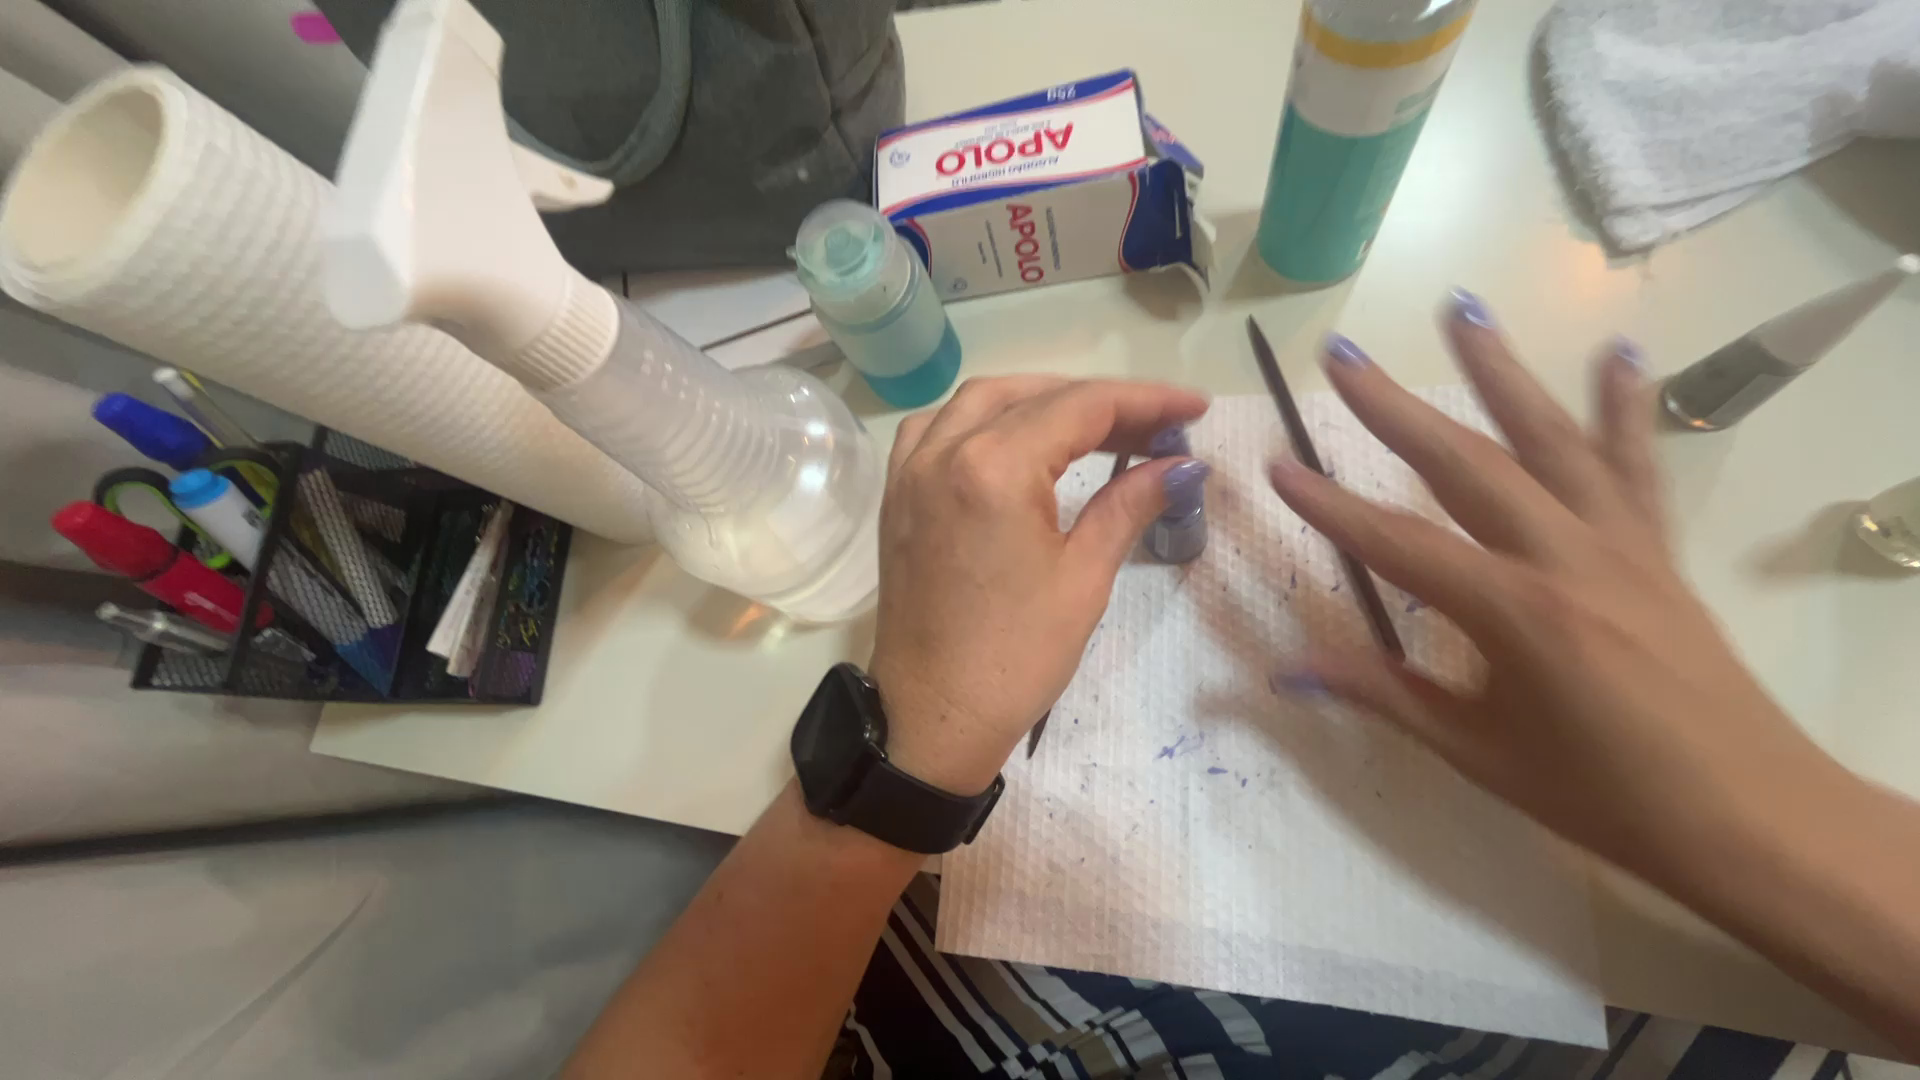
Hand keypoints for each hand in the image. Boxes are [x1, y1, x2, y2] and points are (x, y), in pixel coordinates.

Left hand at [869, 376, 1209, 793]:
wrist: (934, 715)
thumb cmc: (1016, 657)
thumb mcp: (1083, 578)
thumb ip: (1129, 504)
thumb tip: (1182, 463)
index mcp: (993, 468)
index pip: (1081, 407)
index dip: (1145, 401)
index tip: (1194, 407)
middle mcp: (943, 451)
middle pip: (1032, 395)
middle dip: (1098, 403)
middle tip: (1152, 427)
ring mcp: (911, 471)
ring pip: (977, 402)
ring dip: (1037, 400)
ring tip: (1090, 426)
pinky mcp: (898, 495)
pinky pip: (935, 429)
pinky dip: (980, 420)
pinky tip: (1011, 441)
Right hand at [1267, 290, 1838, 880]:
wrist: (1753, 819)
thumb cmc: (1599, 793)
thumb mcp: (1474, 749)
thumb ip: (1379, 693)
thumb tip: (1286, 672)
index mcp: (1511, 610)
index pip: (1395, 543)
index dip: (1328, 506)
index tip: (1276, 465)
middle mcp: (1564, 557)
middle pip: (1462, 464)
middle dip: (1393, 406)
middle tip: (1342, 354)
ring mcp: (1618, 544)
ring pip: (1549, 440)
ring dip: (1498, 371)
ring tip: (1463, 309)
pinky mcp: (1654, 549)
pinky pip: (1635, 467)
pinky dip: (1625, 407)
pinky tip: (1619, 353)